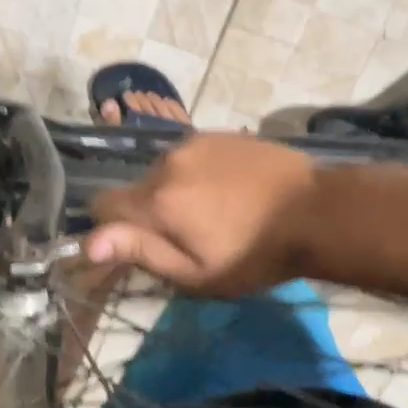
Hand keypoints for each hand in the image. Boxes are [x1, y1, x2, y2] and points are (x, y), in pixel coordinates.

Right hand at [86, 133, 323, 294]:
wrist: (318, 212)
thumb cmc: (254, 256)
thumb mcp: (194, 273)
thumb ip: (140, 253)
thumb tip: (88, 244)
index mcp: (157, 200)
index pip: (103, 205)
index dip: (113, 229)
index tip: (140, 247)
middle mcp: (168, 162)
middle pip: (135, 189)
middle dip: (147, 213)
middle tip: (185, 238)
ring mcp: (197, 143)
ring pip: (163, 172)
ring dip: (173, 192)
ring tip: (210, 215)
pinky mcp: (222, 134)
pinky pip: (190, 157)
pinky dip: (196, 176)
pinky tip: (227, 194)